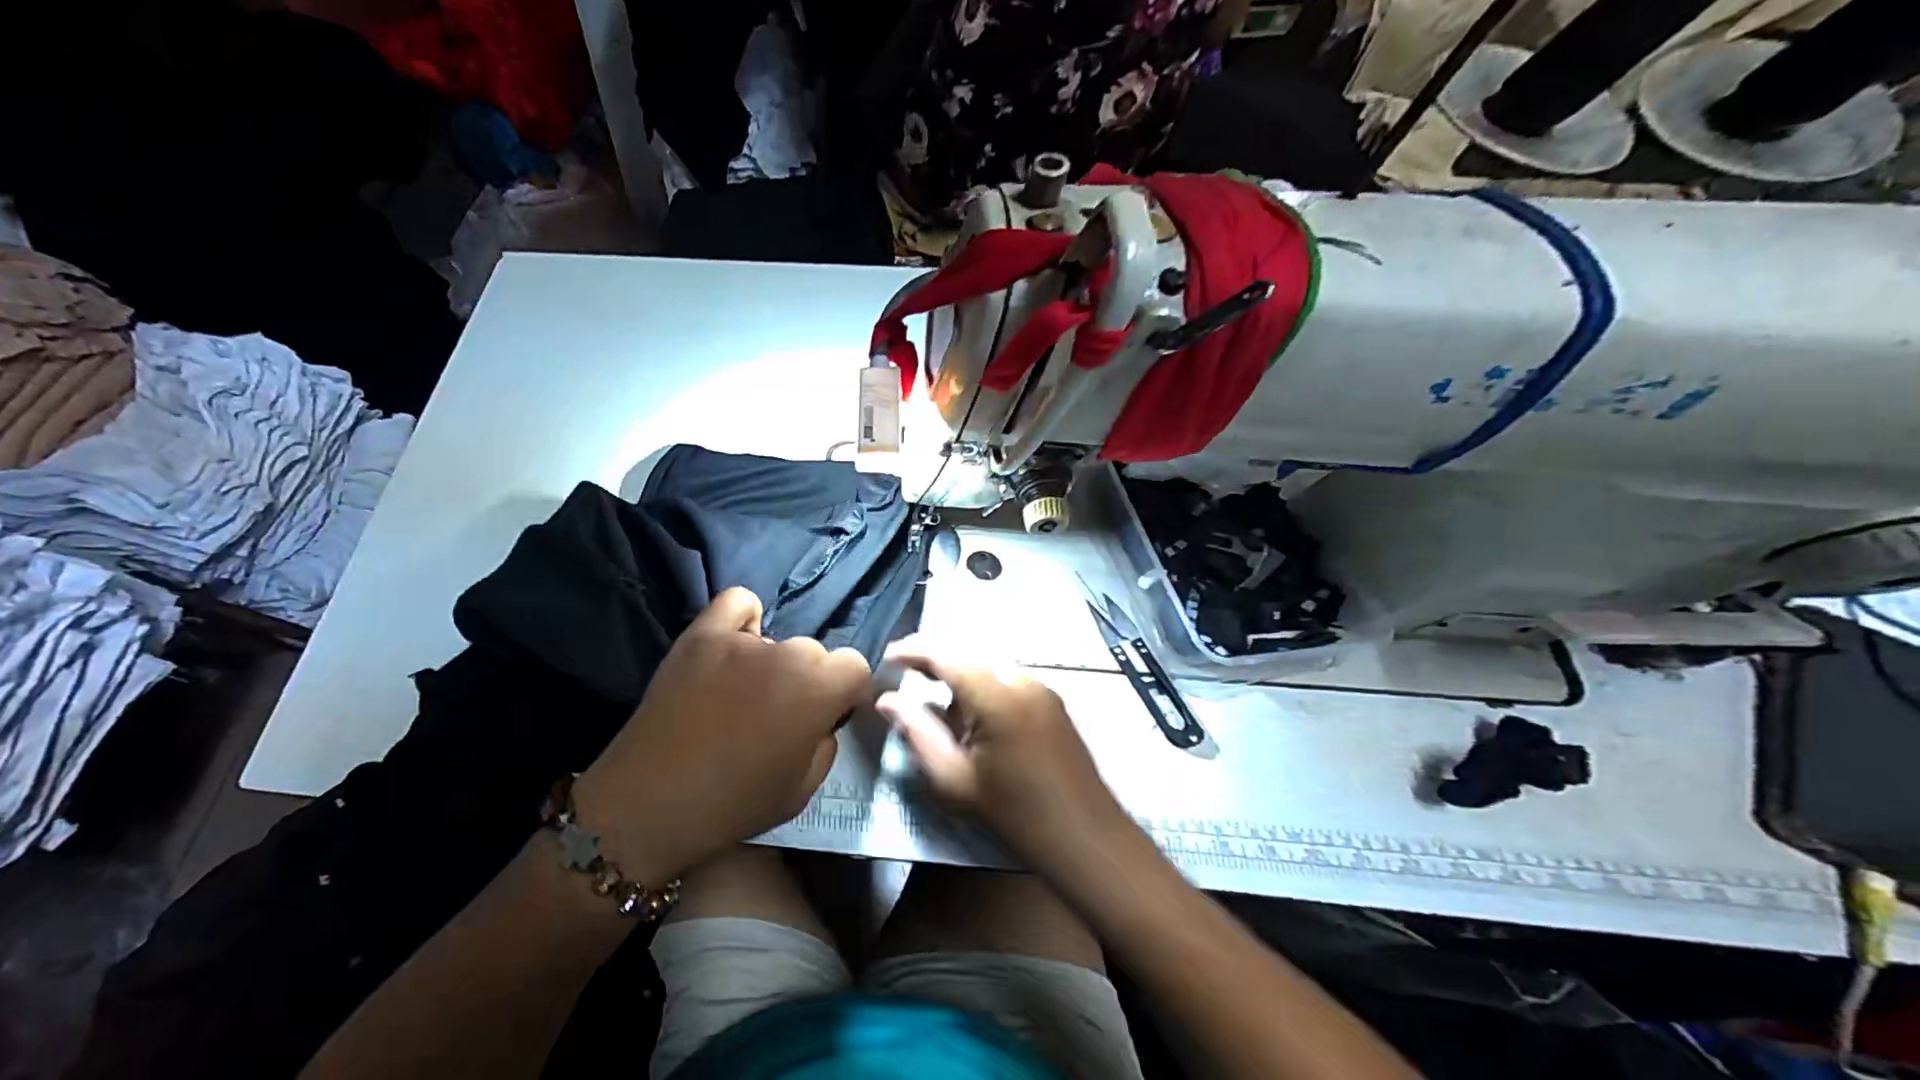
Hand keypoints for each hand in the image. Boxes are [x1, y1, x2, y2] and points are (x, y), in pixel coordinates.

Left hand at [573, 588, 870, 881]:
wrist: (648, 805)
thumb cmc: (734, 805)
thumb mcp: (803, 789)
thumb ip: (825, 743)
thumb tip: (821, 720)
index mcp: (819, 688)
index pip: (855, 667)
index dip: (845, 694)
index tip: (825, 718)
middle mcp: (788, 652)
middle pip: (815, 654)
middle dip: (808, 681)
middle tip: (779, 715)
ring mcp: (742, 640)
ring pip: (777, 640)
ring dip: (772, 665)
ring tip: (741, 695)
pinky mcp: (701, 635)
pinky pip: (738, 605)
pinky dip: (743, 621)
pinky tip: (734, 646)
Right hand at [875, 638, 1129, 871]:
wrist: (1084, 835)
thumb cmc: (1014, 813)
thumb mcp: (954, 779)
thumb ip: (918, 733)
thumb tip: (888, 700)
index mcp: (997, 695)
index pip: (947, 655)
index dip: (913, 651)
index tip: (887, 657)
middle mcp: (1022, 679)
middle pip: (969, 654)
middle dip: (935, 659)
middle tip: (904, 674)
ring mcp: (1042, 688)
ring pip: (989, 665)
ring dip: (960, 672)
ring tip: (933, 695)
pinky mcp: (1052, 701)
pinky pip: (1008, 678)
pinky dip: (983, 683)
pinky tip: (970, 711)